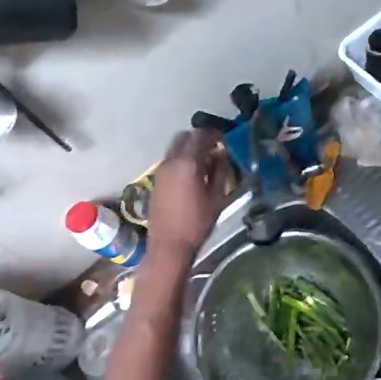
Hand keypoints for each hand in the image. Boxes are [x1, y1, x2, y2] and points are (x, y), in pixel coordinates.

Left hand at [147, 130, 226, 257]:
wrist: (169, 245)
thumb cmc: (198, 223)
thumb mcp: (217, 197)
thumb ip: (221, 171)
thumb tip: (222, 154)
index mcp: (187, 163)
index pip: (200, 135)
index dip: (214, 134)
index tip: (225, 139)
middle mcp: (170, 162)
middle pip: (184, 137)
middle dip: (199, 139)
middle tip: (214, 148)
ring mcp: (160, 171)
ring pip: (175, 149)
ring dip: (189, 150)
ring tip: (205, 163)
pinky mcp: (156, 181)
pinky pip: (170, 161)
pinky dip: (181, 160)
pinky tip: (192, 176)